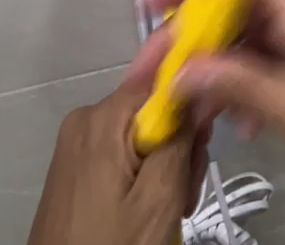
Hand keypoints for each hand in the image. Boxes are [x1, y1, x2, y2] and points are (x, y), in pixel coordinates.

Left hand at [26, 76, 204, 244]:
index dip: (193, 97)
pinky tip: (149, 208)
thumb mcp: (159, 198)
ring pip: (143, 132)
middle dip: (180, 142)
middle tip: (186, 189)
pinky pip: (124, 150)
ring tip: (169, 208)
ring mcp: (79, 142)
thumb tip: (203, 83)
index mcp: (104, 117)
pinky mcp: (77, 165)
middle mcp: (88, 117)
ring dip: (166, 163)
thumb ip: (182, 138)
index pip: (163, 75)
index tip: (208, 133)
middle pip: (155, 107)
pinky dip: (144, 173)